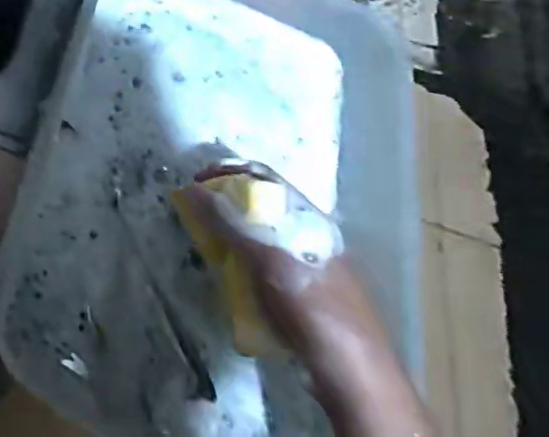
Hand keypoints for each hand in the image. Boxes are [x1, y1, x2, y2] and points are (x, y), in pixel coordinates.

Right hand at [177, 162, 344, 351]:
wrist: (355, 378)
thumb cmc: (313, 309)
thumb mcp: (269, 262)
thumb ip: (231, 224)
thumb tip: (192, 188)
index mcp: (307, 217)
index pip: (264, 177)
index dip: (229, 171)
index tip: (197, 179)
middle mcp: (307, 234)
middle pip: (260, 204)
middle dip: (224, 202)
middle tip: (194, 211)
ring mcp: (306, 264)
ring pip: (260, 234)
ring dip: (230, 232)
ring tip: (205, 241)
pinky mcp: (301, 293)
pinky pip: (263, 264)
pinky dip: (241, 261)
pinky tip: (229, 273)